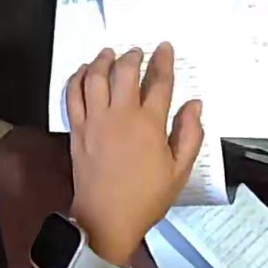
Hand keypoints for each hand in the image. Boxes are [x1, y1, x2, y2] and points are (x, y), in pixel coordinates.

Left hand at [65, 44, 204, 262]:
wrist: (107, 219)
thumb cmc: (146, 198)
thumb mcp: (180, 171)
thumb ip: (190, 134)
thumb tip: (195, 105)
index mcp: (149, 124)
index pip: (159, 82)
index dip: (163, 61)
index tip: (165, 48)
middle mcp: (121, 116)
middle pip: (125, 71)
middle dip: (133, 56)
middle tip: (138, 52)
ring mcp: (95, 121)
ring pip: (95, 77)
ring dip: (102, 60)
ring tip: (109, 53)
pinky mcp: (77, 130)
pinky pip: (72, 96)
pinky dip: (76, 78)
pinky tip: (83, 71)